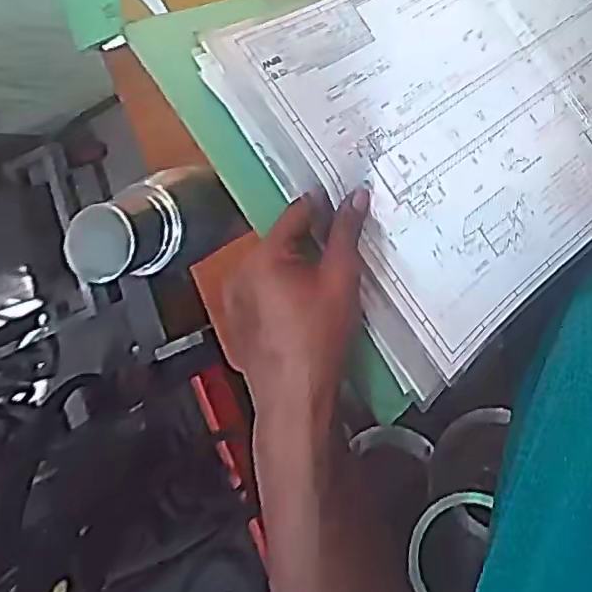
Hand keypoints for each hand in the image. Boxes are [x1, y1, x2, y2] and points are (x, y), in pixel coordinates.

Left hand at [219, 189, 370, 421]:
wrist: (295, 394)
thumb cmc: (319, 335)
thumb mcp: (342, 276)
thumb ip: (347, 232)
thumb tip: (356, 197)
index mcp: (263, 257)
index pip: (297, 212)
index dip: (326, 205)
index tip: (349, 204)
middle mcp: (241, 272)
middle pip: (284, 239)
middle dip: (315, 238)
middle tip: (346, 247)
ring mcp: (235, 298)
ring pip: (275, 265)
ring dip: (301, 262)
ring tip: (331, 277)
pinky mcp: (239, 319)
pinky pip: (266, 288)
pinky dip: (287, 285)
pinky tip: (309, 303)